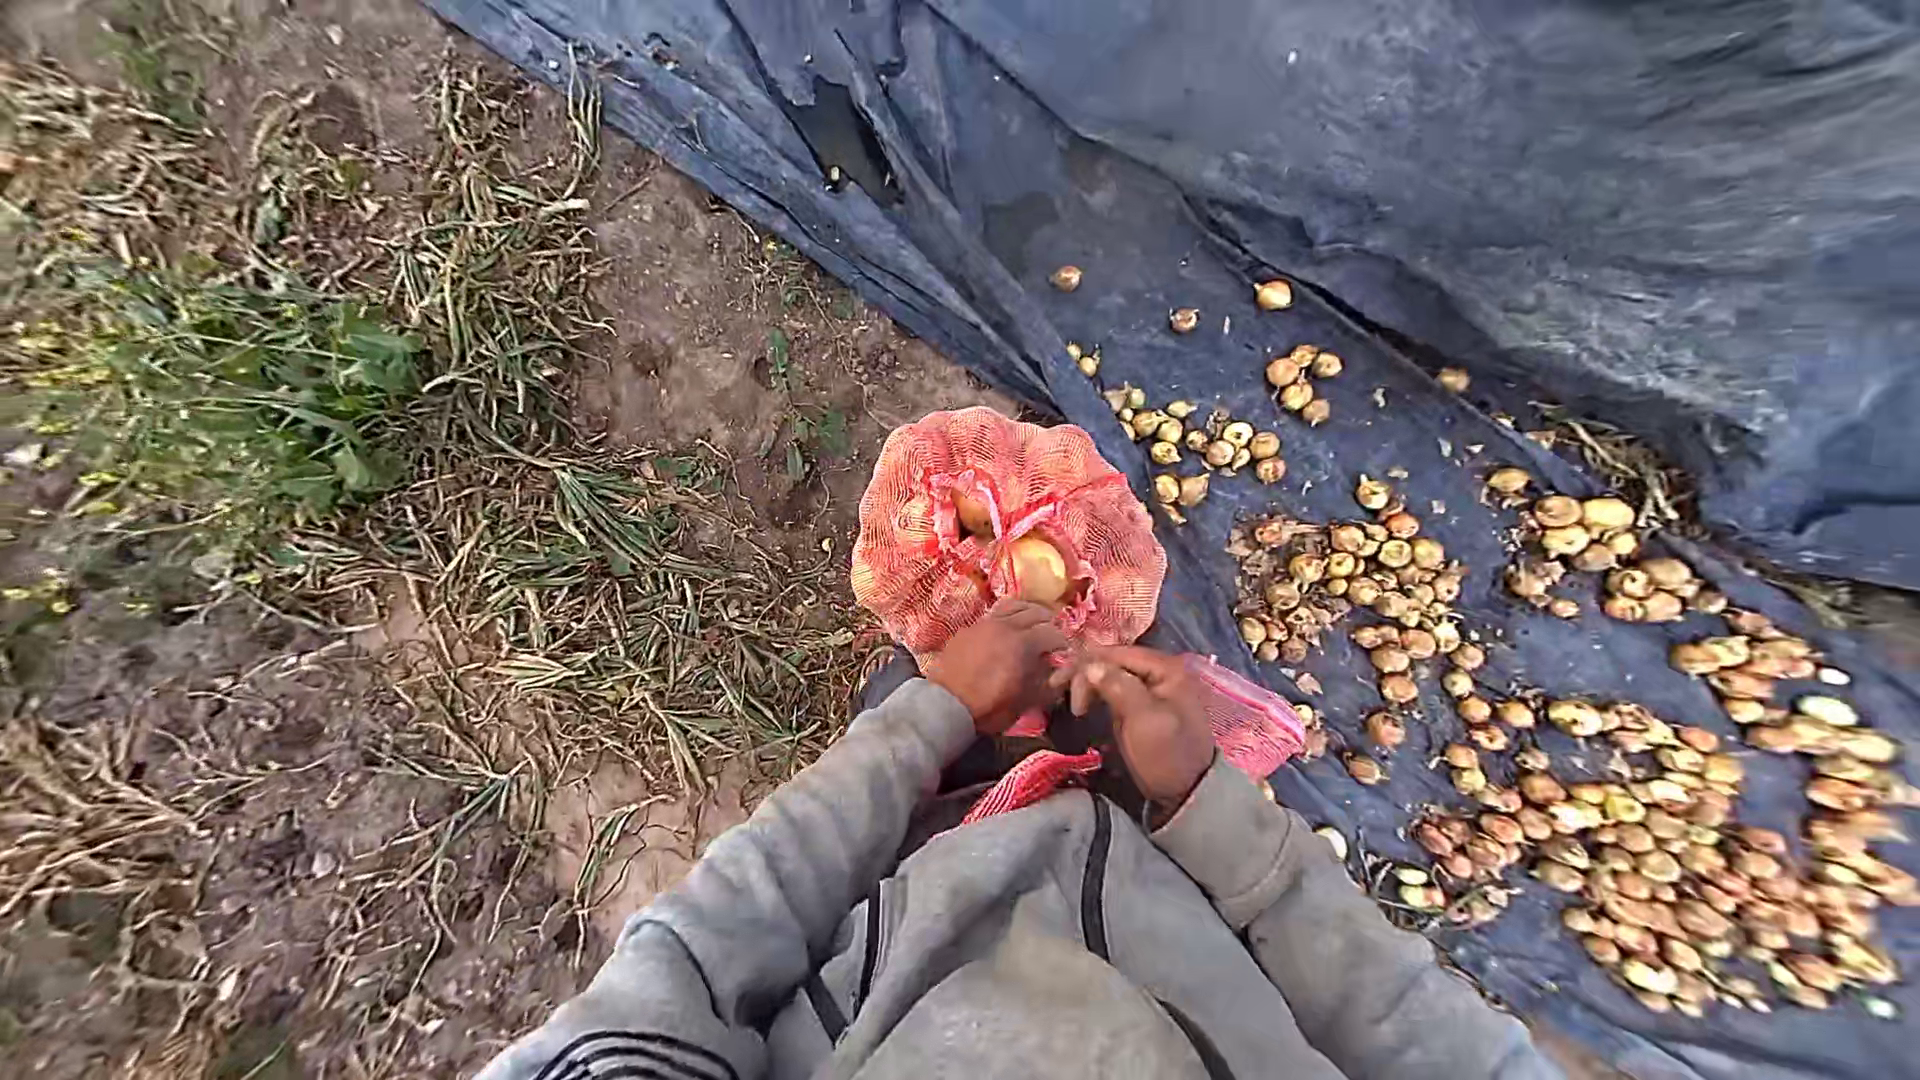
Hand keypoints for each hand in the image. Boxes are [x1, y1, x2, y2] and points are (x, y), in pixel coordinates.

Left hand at [924, 599, 1068, 733]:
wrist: (945, 705)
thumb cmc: (989, 708)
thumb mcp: (1025, 702)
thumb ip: (1047, 684)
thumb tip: (1060, 673)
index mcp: (1023, 644)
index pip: (1053, 633)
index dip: (1062, 642)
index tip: (1064, 652)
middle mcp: (1005, 626)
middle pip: (1035, 612)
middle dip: (1048, 623)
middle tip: (1051, 635)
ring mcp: (984, 624)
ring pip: (1013, 606)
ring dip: (1027, 612)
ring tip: (1032, 623)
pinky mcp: (968, 628)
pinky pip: (993, 615)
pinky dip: (1006, 618)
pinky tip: (1006, 630)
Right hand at [1056, 646, 1213, 811]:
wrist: (1187, 793)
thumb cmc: (1168, 756)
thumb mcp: (1146, 721)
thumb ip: (1120, 687)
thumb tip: (1090, 665)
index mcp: (1166, 668)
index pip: (1116, 653)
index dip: (1086, 663)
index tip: (1060, 682)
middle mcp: (1157, 670)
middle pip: (1110, 660)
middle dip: (1083, 674)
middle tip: (1059, 693)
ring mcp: (1148, 686)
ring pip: (1107, 673)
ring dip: (1085, 683)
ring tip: (1074, 705)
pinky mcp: (1139, 702)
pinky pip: (1111, 687)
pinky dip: (1093, 691)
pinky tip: (1081, 702)